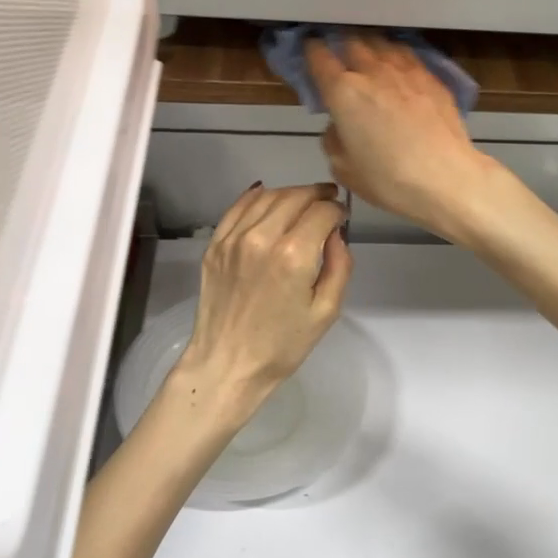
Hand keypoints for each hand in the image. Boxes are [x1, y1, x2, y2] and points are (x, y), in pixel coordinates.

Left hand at [172, 183, 353, 413]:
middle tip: (328, 201)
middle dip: (317, 195)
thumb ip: (339, 265)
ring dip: (290, 194)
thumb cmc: (283, 345)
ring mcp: (234, 239)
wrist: (229, 364)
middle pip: (295, 197)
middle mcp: (262, 238)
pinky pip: (237, 208)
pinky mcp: (215, 245)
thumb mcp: (327, 311)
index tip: (342, 217)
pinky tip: (268, 196)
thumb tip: (335, 233)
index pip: (323, 211)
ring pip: (267, 197)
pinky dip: (256, 196)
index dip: (338, 209)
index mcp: (294, 255)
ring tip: (302, 202)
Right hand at [306, 33, 506, 238]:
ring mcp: (406, 71)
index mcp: (344, 92)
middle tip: (341, 56)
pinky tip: (400, 69)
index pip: (319, 57)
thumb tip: (339, 126)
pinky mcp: (432, 78)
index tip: (311, 52)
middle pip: (352, 42)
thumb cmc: (389, 180)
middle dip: (342, 45)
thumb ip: (334, 140)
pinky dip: (398, 57)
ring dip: (371, 47)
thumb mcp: (344, 170)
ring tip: (370, 57)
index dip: (311, 51)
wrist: (446, 178)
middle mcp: (373, 72)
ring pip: (382, 43)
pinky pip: (408, 56)